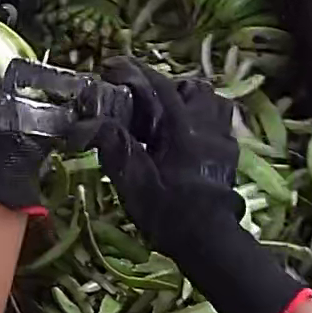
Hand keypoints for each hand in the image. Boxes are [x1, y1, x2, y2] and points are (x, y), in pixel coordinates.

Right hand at [81, 58, 308, 312]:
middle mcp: (207, 126)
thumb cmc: (169, 213)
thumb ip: (111, 145)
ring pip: (210, 103)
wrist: (209, 244)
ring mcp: (223, 140)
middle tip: (140, 103)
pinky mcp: (229, 155)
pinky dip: (197, 122)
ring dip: (186, 103)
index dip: (131, 72)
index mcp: (182, 127)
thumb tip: (82, 125)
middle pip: (191, 88)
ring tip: (163, 119)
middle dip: (164, 87)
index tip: (109, 68)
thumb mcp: (132, 180)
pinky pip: (216, 124)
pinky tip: (180, 141)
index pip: (156, 85)